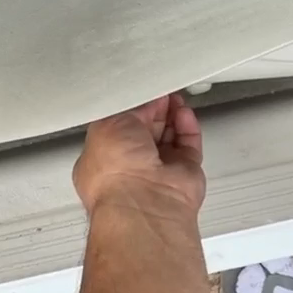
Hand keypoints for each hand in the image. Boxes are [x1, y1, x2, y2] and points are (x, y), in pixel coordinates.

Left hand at [72, 95, 205, 220]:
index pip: (119, 125)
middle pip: (147, 128)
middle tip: (160, 91)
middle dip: (155, 108)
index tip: (140, 91)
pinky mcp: (184, 172)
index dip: (131, 106)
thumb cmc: (114, 175)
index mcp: (103, 157)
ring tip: (174, 98)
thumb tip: (143, 99)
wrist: (146, 201)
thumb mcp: (108, 123)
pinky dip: (188, 127)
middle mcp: (131, 167)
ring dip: (172, 114)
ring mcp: (159, 170)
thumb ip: (127, 108)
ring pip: (169, 135)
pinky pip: (189, 143)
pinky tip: (184, 113)